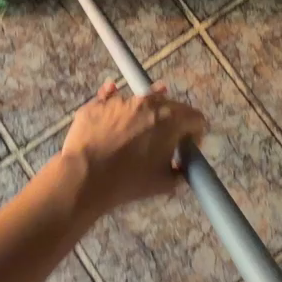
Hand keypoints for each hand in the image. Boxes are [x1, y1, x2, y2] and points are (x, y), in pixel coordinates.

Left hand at [57, 81, 207, 216]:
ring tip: (133, 135)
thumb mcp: (165, 183)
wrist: (85, 176)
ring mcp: (120, 100)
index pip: (196, 118)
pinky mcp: (97, 103)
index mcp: (170, 119)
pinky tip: (112, 120)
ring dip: (143, 115)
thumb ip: (180, 170)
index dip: (195, 134)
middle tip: (162, 142)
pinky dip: (115, 108)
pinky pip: (110, 98)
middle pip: (170, 105)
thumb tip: (180, 165)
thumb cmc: (129, 181)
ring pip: (140, 102)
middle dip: (171, 122)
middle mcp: (147, 102)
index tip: (186, 147)